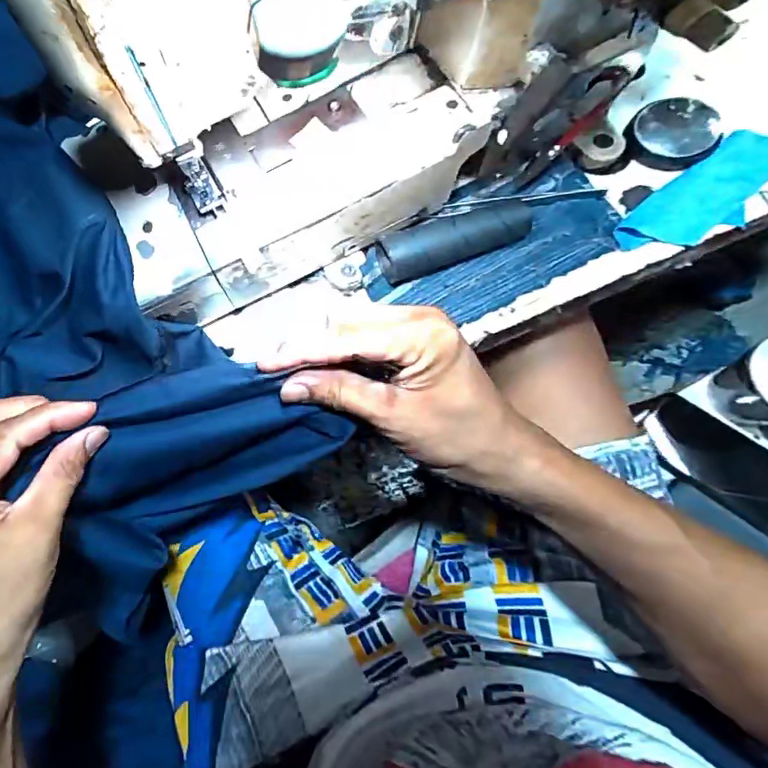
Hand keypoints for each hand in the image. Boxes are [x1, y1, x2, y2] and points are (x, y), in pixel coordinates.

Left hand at [0, 397, 107, 707]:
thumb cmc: (6, 601)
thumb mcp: (39, 531)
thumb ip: (62, 472)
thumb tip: (93, 429)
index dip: (48, 416)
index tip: (90, 408)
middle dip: (26, 411)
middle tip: (70, 414)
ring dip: (12, 424)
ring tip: (55, 423)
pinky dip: (0, 445)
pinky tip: (29, 445)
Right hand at [263, 306, 557, 498]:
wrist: (501, 452)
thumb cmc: (458, 438)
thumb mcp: (393, 417)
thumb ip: (340, 392)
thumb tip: (289, 385)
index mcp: (422, 331)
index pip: (347, 336)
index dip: (303, 351)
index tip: (267, 364)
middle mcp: (417, 316)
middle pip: (345, 321)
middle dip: (307, 345)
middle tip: (271, 368)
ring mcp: (415, 323)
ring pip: (350, 324)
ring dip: (319, 346)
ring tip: (287, 367)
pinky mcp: (410, 335)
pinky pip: (363, 334)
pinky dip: (337, 349)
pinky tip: (317, 364)